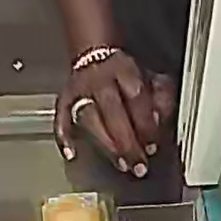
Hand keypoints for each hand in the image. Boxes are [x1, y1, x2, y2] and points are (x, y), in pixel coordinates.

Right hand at [55, 51, 171, 177]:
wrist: (95, 56)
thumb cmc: (125, 77)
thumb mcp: (150, 78)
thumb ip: (159, 99)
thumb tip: (159, 121)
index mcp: (123, 68)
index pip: (136, 96)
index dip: (146, 123)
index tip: (153, 145)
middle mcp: (99, 78)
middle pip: (112, 111)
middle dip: (127, 141)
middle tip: (138, 165)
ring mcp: (79, 89)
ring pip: (90, 118)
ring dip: (106, 145)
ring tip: (121, 164)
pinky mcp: (65, 100)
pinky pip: (61, 117)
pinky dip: (64, 136)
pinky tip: (72, 154)